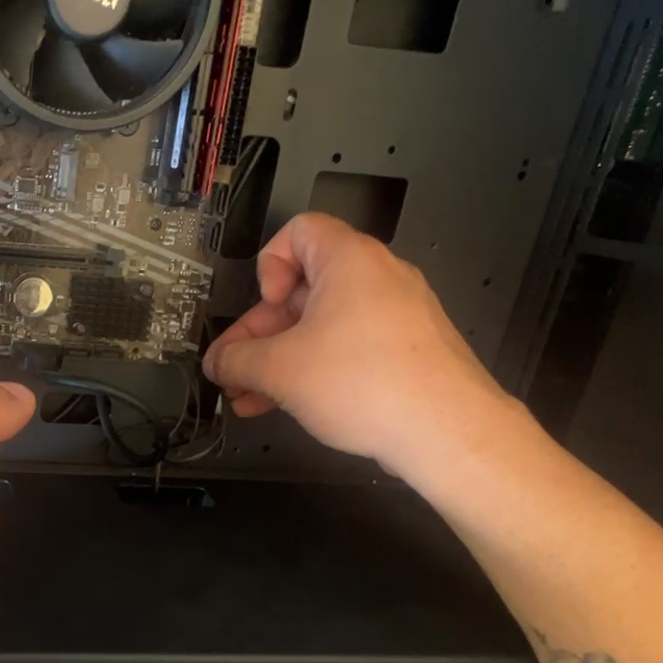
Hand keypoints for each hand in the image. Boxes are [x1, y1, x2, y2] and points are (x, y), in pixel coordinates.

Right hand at [202, 213, 519, 471]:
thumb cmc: (374, 385)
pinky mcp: (405, 350)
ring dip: (280, 359)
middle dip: (261, 332)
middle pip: (303, 290)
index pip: (298, 231)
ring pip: (321, 327)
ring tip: (251, 395)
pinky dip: (314, 370)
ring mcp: (396, 315)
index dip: (268, 264)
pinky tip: (287, 403)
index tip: (261, 303)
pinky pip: (347, 349)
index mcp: (349, 261)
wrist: (444, 431)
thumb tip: (219, 363)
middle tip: (236, 366)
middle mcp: (377, 279)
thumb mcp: (278, 370)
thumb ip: (236, 361)